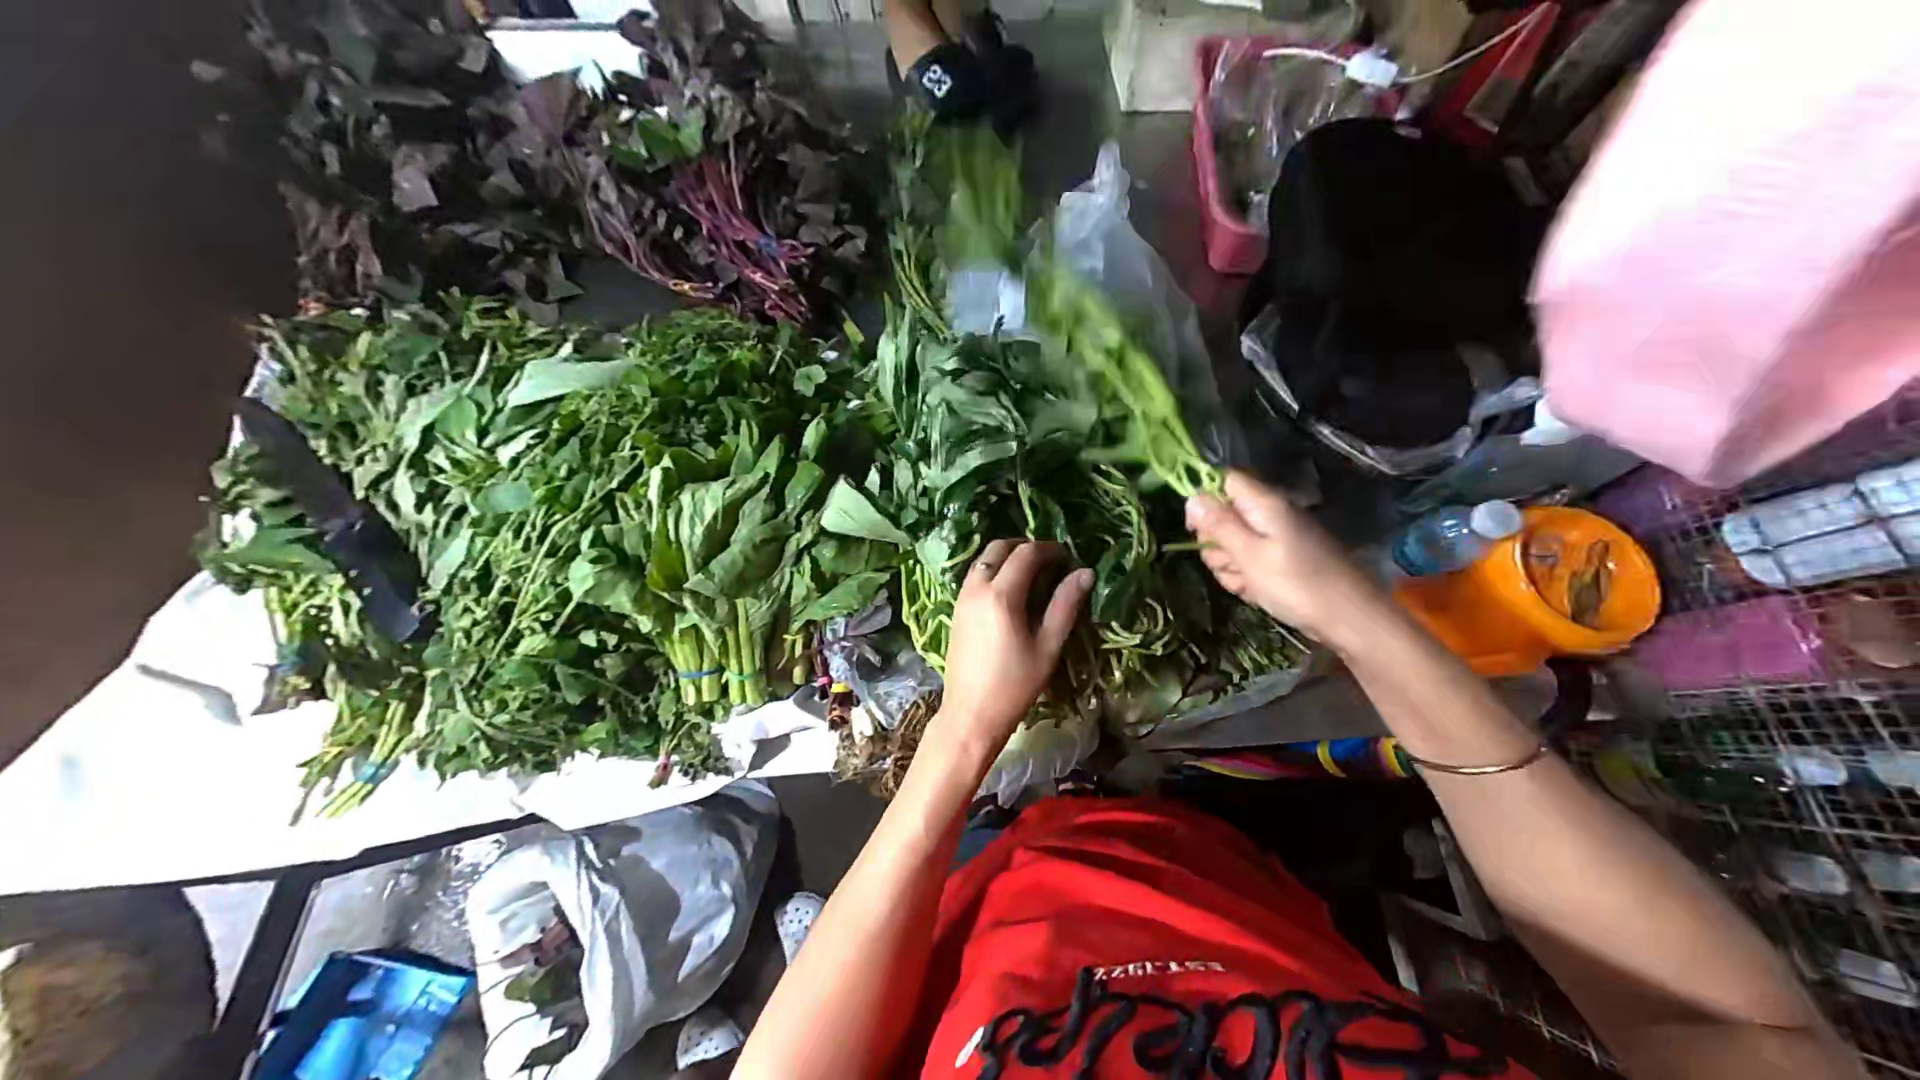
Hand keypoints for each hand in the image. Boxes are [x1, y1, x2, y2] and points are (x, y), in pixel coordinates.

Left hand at [927, 540, 1091, 765]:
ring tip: (1033, 574)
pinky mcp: (955, 608)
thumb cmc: (1015, 685)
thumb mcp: (1047, 646)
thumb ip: (1065, 605)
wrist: (971, 714)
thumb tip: (1085, 572)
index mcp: (1001, 595)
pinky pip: (975, 575)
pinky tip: (1011, 590)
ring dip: (1007, 557)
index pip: (1026, 554)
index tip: (1068, 558)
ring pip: (984, 559)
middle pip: (999, 547)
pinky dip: (993, 570)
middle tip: (1050, 562)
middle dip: (1026, 547)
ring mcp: (962, 597)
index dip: (1050, 549)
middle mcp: (977, 588)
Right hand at [1185, 470, 1383, 646]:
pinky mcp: (1281, 558)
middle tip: (1231, 564)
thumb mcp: (1249, 555)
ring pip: (1232, 542)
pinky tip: (1256, 591)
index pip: (1224, 481)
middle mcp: (1269, 514)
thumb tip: (1192, 496)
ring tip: (1247, 583)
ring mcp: (1276, 537)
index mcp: (1263, 504)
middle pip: (1223, 515)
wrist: (1348, 618)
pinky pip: (1249, 561)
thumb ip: (1219, 525)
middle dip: (1216, 542)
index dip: (1204, 501)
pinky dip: (1246, 576)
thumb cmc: (1296, 585)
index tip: (1196, 530)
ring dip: (1230, 565)